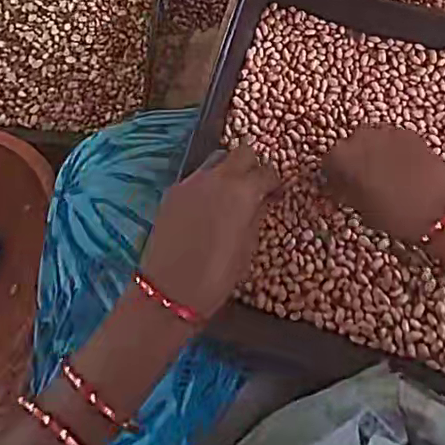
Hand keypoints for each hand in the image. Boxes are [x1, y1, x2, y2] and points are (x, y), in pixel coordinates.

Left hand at [138, 146, 279, 318]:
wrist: (168, 291)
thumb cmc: (216, 276)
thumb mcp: (247, 248)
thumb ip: (257, 215)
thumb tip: (264, 199)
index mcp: (243, 191)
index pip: (267, 172)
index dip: (274, 182)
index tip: (276, 193)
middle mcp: (218, 178)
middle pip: (242, 152)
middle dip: (252, 165)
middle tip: (254, 186)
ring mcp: (192, 181)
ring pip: (217, 160)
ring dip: (228, 170)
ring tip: (229, 194)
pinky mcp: (173, 191)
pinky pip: (197, 177)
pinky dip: (207, 184)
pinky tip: (206, 207)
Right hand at [322, 125, 444, 246]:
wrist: (441, 206)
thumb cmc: (395, 214)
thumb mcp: (362, 209)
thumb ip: (345, 191)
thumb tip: (339, 186)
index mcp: (344, 156)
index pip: (328, 161)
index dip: (332, 176)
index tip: (337, 188)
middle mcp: (361, 136)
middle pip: (349, 146)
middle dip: (352, 161)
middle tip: (359, 183)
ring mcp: (387, 131)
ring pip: (371, 140)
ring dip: (371, 153)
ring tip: (381, 175)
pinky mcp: (408, 133)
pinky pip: (391, 140)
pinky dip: (390, 151)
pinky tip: (400, 169)